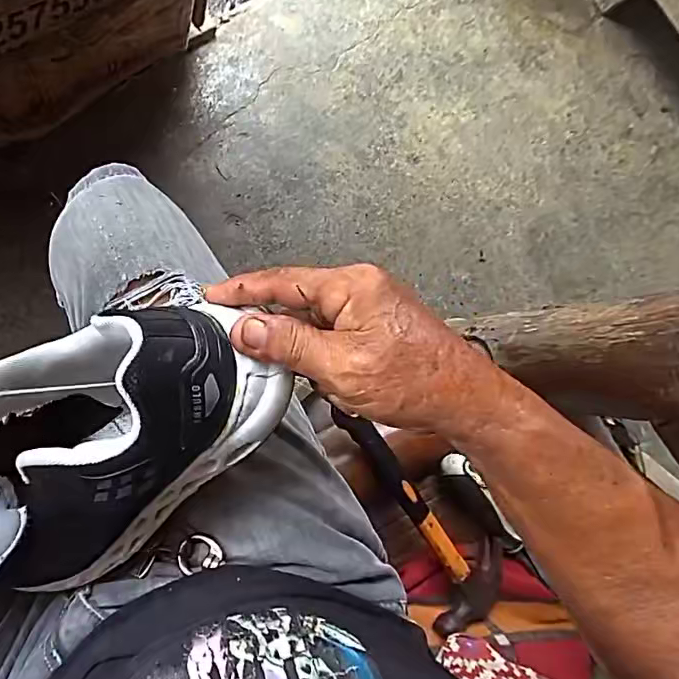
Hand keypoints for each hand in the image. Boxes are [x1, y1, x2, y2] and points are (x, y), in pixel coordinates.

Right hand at [206, 264, 518, 436]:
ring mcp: (369, 303)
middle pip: (295, 294)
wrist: (462, 398)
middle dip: (262, 313)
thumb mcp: (340, 366)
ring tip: (268, 354)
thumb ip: (289, 344)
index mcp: (352, 285)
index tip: (216, 294)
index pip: (282, 280)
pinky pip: (328, 325)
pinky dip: (310, 341)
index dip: (243, 288)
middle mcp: (361, 286)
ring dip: (288, 333)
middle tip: (231, 329)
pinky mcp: (373, 323)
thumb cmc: (417, 380)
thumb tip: (249, 329)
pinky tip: (304, 362)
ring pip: (311, 313)